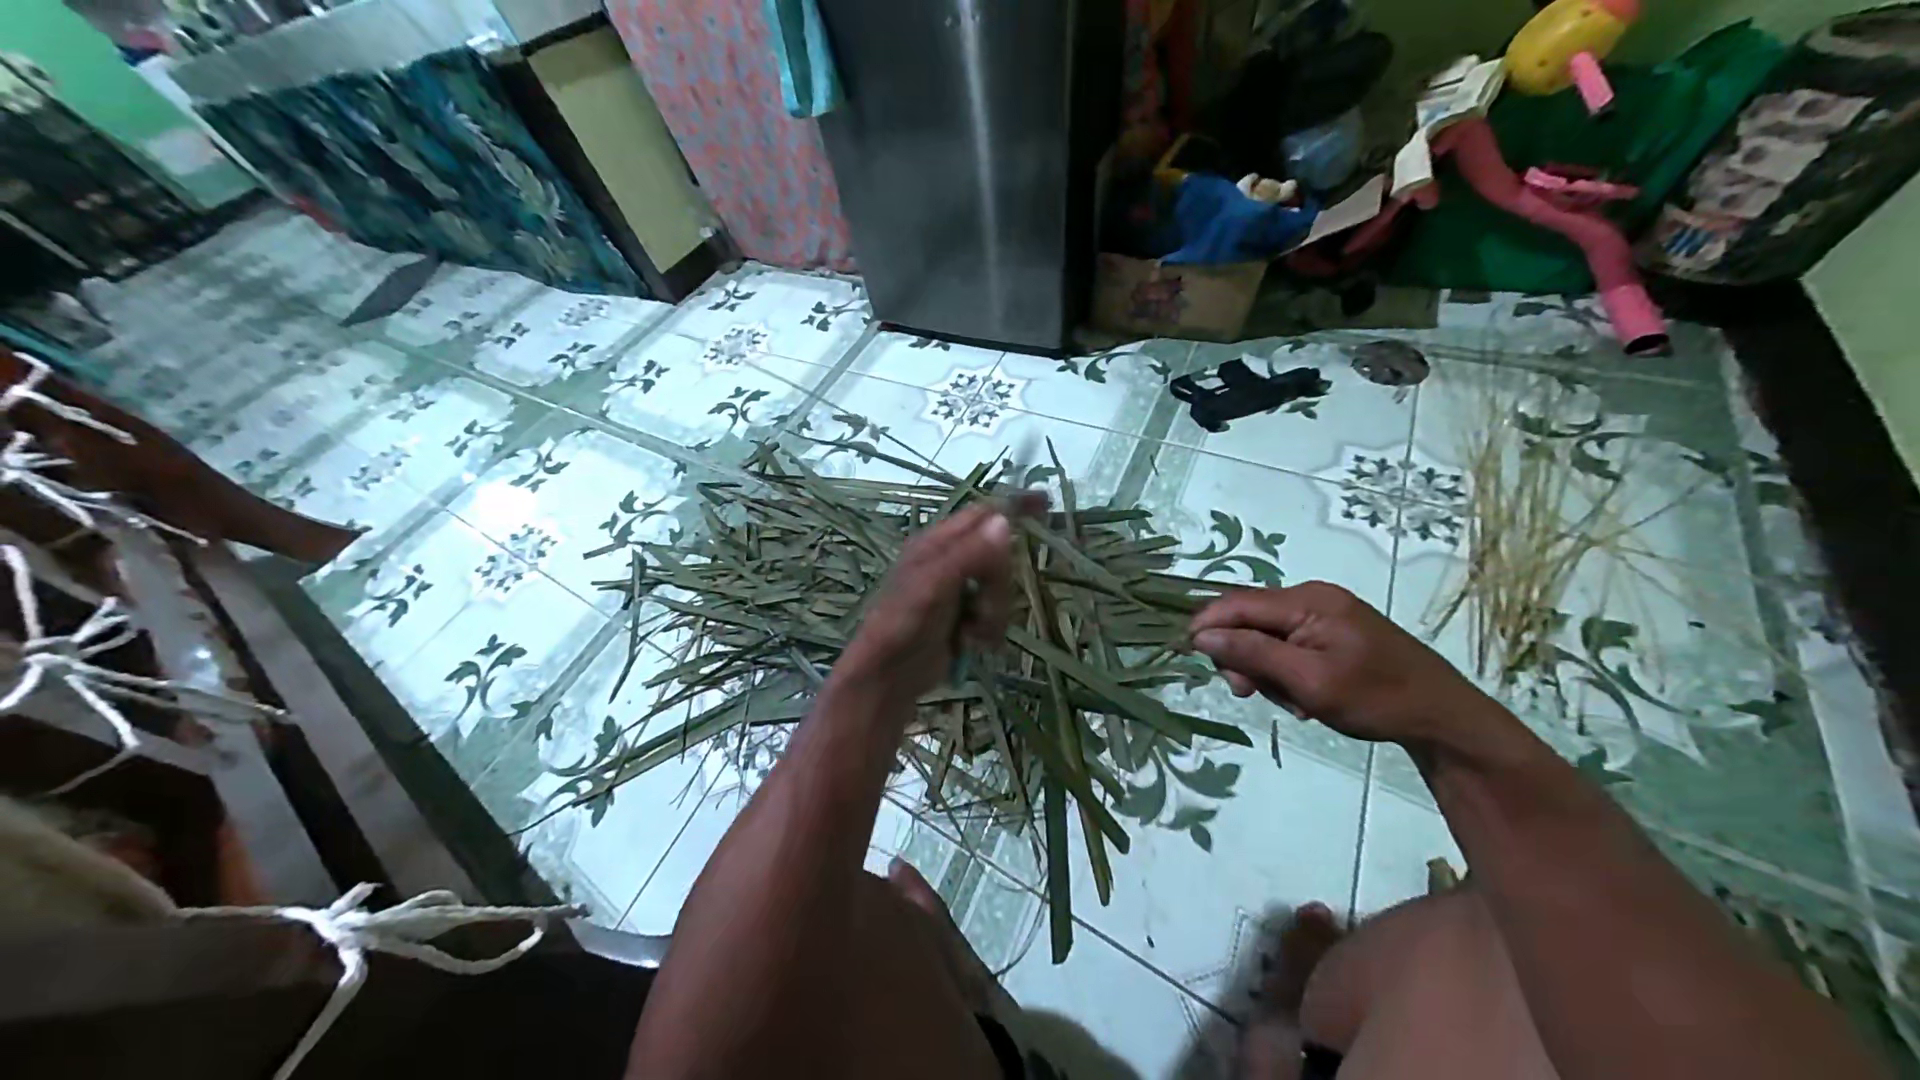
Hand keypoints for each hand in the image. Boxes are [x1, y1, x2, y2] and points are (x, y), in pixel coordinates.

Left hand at [836, 504, 1013, 702]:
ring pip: (1000, 587)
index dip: (1013, 508)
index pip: (982, 513)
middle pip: (998, 555)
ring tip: (971, 632)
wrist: (889, 677)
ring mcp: (958, 589)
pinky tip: (972, 642)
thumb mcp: (934, 585)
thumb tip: (1004, 521)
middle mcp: (949, 560)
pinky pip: (996, 612)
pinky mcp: (965, 616)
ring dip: (994, 612)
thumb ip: (970, 554)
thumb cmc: (903, 624)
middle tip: (982, 607)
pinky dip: (990, 628)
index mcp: (937, 542)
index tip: (1046, 505)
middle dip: (998, 584)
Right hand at [1189, 582, 1495, 746]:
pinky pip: (1289, 644)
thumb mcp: (1308, 681)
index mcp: (1307, 601)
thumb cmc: (1376, 699)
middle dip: (1242, 656)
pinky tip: (1304, 696)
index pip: (1237, 603)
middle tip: (1249, 694)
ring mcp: (1325, 613)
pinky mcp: (1333, 631)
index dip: (1207, 625)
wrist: (1444, 718)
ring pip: (1267, 635)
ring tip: (1292, 702)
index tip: (1189, 655)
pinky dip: (1285, 670)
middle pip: (1250, 618)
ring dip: (1265, 669)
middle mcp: (1312, 597)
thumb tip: (1201, 636)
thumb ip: (1252, 654)